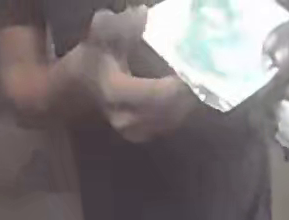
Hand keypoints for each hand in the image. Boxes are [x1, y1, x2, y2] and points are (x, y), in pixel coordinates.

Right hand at [83, 7, 198, 141]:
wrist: (84, 90)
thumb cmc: (94, 59)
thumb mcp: (103, 35)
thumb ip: (124, 26)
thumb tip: (145, 14)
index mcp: (116, 93)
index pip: (156, 95)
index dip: (178, 86)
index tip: (194, 70)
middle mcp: (127, 118)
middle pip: (169, 111)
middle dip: (188, 95)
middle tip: (204, 75)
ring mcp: (136, 132)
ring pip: (172, 120)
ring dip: (188, 103)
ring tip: (200, 83)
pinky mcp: (144, 136)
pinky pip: (169, 124)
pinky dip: (182, 109)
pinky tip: (189, 94)